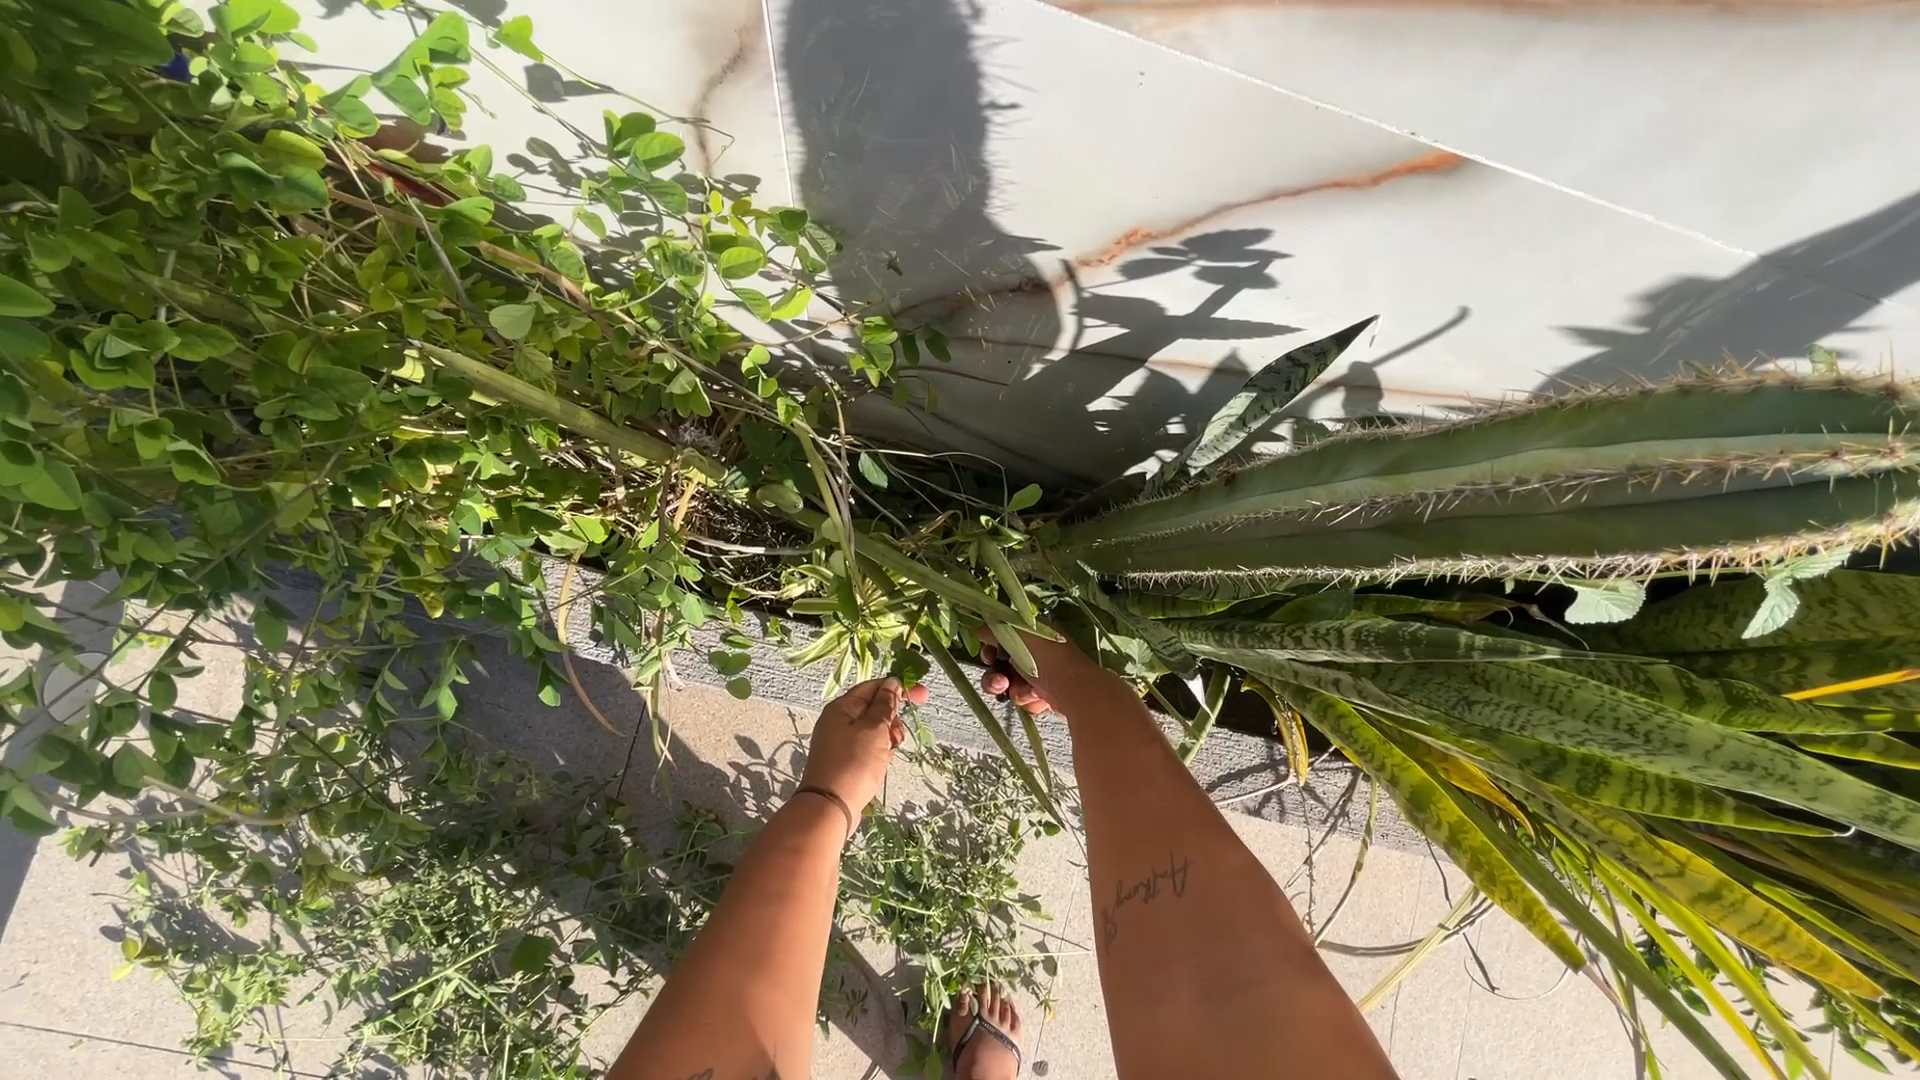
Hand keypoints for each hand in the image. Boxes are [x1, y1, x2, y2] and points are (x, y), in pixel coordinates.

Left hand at [800, 677, 930, 816]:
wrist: (830, 808)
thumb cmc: (853, 763)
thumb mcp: (874, 729)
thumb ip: (885, 704)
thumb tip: (891, 684)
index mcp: (842, 708)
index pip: (873, 687)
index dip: (898, 688)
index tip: (923, 696)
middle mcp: (839, 721)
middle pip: (874, 708)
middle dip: (892, 718)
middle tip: (897, 736)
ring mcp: (841, 742)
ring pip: (874, 730)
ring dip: (888, 737)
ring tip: (888, 752)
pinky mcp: (846, 761)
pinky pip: (869, 747)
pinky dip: (880, 752)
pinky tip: (882, 763)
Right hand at [977, 626, 1101, 716]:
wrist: (1074, 690)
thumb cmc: (1045, 657)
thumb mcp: (1014, 634)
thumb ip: (991, 629)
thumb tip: (974, 624)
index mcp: (1031, 633)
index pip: (1000, 640)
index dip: (990, 651)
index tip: (989, 658)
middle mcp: (1035, 652)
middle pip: (1001, 667)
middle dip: (996, 679)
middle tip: (1001, 683)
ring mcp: (1041, 675)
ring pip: (1011, 687)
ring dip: (1015, 691)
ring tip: (1028, 692)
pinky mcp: (1046, 696)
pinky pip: (1025, 700)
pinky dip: (1031, 700)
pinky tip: (1042, 698)